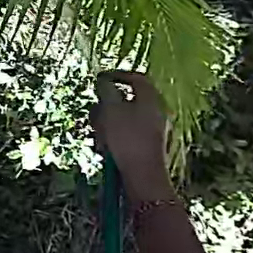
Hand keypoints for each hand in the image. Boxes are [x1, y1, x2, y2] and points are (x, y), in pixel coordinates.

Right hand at [93, 71, 175, 202]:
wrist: (143, 177)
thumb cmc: (126, 138)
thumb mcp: (111, 109)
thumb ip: (106, 91)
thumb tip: (104, 81)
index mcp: (151, 98)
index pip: (136, 77)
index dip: (117, 75)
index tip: (100, 78)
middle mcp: (157, 112)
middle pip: (129, 99)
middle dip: (108, 104)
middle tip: (95, 111)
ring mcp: (155, 130)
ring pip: (126, 118)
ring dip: (108, 122)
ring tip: (97, 133)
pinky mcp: (149, 146)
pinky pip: (129, 133)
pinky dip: (115, 135)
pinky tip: (105, 147)